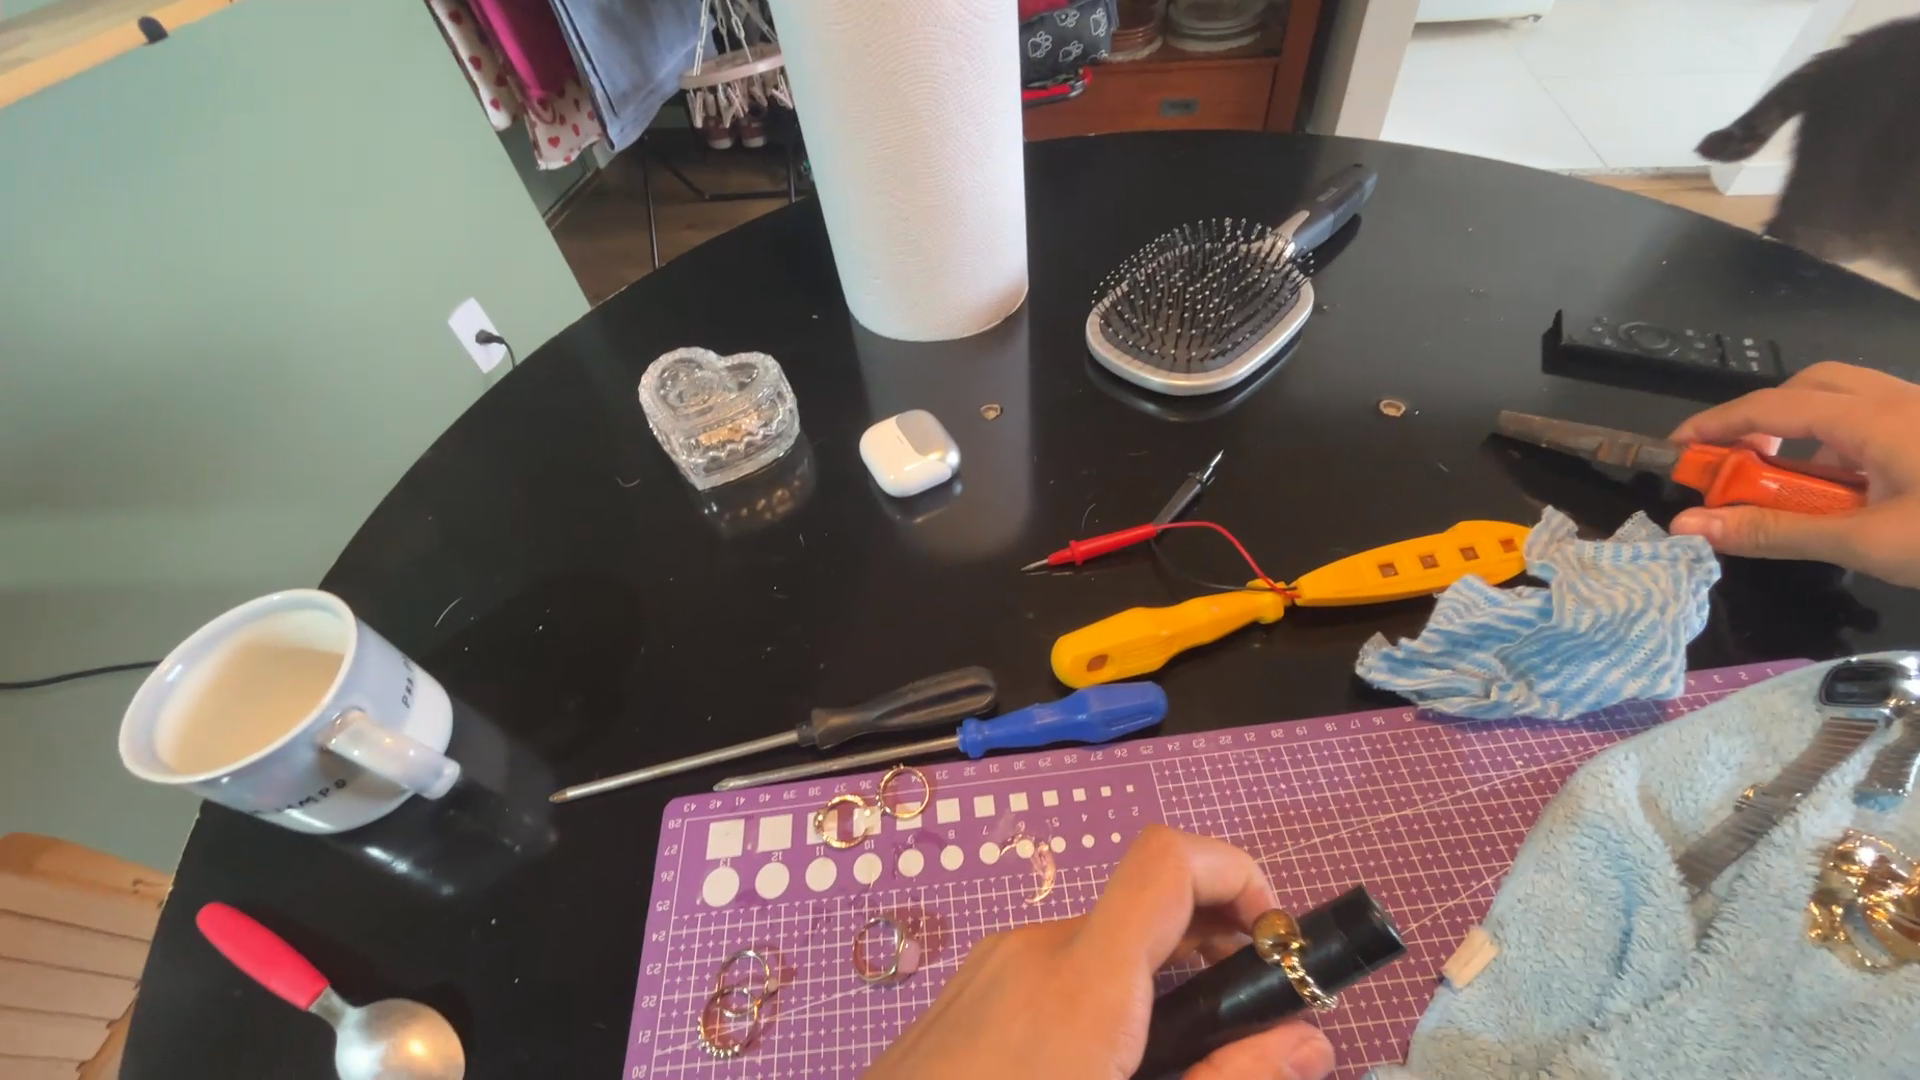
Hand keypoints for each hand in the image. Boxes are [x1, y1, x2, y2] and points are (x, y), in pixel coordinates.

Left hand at [866, 826, 1334, 1079]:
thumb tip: (1307, 1039)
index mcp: (1080, 983)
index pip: (1166, 859)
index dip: (1237, 872)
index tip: (1278, 945)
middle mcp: (1035, 947)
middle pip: (1144, 903)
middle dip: (1213, 943)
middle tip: (1248, 1022)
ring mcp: (995, 961)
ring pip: (1106, 941)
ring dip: (1161, 977)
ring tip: (1180, 1054)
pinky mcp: (973, 984)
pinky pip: (1061, 965)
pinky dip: (1108, 991)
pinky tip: (1107, 1059)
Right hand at [1668, 361, 1919, 586]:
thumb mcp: (1870, 543)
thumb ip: (1774, 531)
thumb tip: (1688, 526)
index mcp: (1880, 420)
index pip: (1770, 406)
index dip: (1713, 425)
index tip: (1675, 452)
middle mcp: (1908, 405)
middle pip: (1813, 385)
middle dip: (1760, 417)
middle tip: (1739, 464)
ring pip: (1851, 402)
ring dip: (1802, 434)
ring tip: (1792, 485)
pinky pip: (1883, 425)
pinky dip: (1843, 449)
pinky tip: (1849, 492)